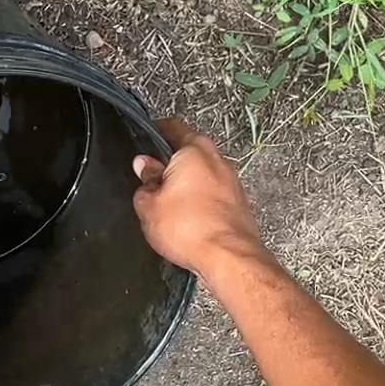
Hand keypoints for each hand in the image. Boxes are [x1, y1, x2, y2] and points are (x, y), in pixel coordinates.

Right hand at [132, 118, 265, 278]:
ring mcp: (231, 180)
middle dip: (170, 163)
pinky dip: (202, 200)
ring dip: (188, 183)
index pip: (172, 126)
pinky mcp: (239, 202)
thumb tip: (145, 166)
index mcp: (193, 149)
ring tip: (170, 205)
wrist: (229, 258)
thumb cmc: (190, 228)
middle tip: (152, 180)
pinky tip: (189, 220)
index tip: (145, 142)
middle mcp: (216, 159)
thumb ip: (145, 181)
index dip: (155, 132)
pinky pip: (214, 193)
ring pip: (203, 173)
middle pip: (188, 150)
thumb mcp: (149, 205)